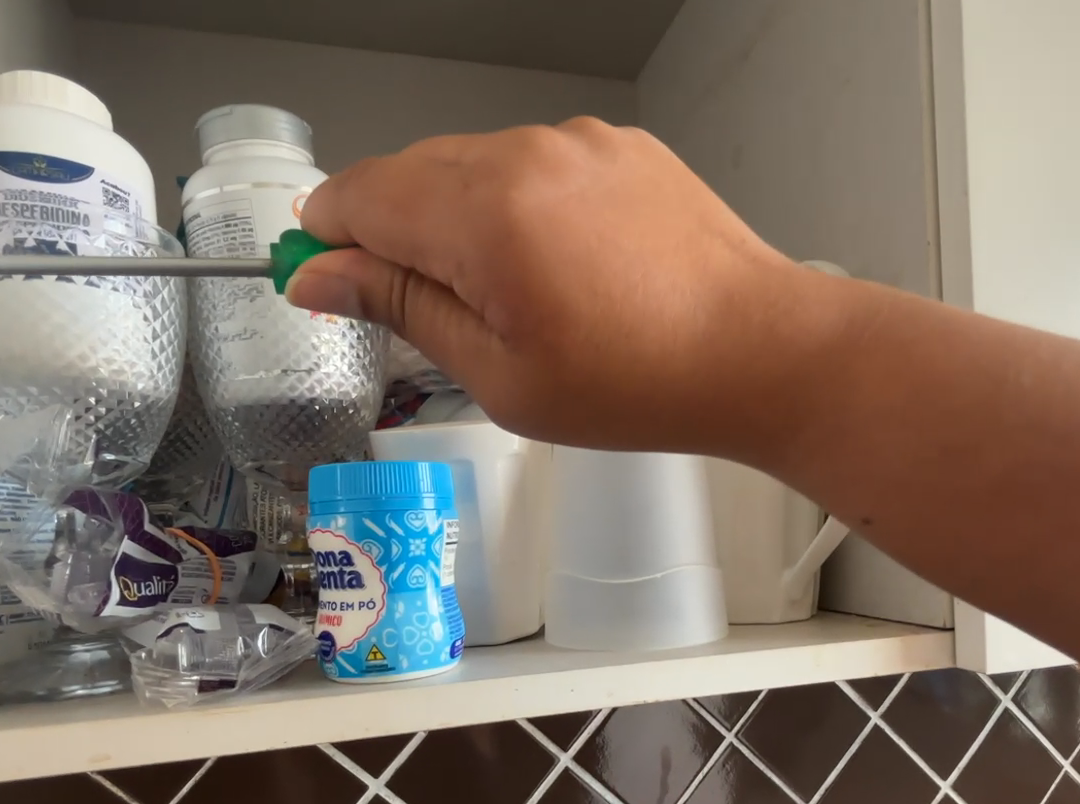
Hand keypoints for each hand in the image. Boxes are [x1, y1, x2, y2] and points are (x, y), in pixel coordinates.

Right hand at [287, 118, 845, 458]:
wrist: (757, 353)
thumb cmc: (635, 386)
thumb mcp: (500, 376)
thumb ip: (404, 310)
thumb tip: (322, 277)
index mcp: (485, 213)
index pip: (358, 197)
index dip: (327, 242)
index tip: (325, 284)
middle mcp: (526, 152)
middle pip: (409, 174)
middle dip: (389, 236)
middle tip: (410, 307)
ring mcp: (578, 141)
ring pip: (470, 168)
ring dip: (454, 223)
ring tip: (498, 298)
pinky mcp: (617, 146)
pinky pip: (532, 165)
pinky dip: (513, 207)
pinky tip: (551, 267)